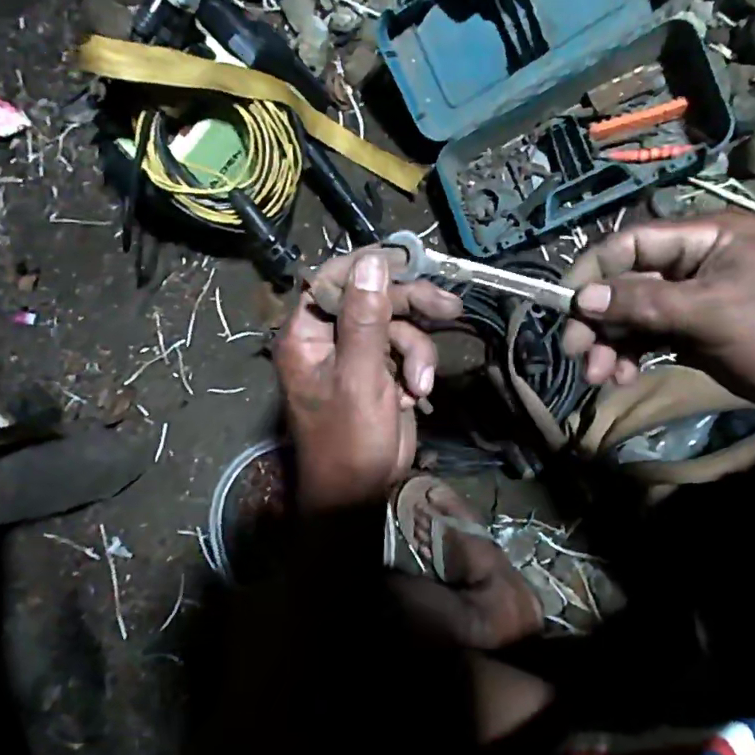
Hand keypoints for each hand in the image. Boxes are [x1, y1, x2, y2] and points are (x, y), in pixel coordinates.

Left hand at [274, 249, 461, 513]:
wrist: (362, 492)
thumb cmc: (348, 440)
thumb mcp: (358, 378)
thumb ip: (365, 319)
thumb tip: (371, 262)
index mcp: (307, 335)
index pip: (332, 280)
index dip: (369, 267)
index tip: (407, 262)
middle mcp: (329, 338)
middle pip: (374, 299)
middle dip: (411, 309)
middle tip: (448, 307)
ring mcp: (357, 355)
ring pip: (398, 327)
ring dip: (417, 354)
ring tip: (419, 387)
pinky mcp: (380, 372)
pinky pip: (405, 352)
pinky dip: (416, 370)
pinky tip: (414, 396)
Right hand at [561, 213, 754, 408]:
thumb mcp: (712, 311)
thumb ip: (646, 301)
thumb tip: (584, 297)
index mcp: (706, 238)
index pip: (632, 243)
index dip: (593, 272)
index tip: (564, 306)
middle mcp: (697, 264)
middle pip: (629, 283)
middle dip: (600, 318)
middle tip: (576, 354)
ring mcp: (698, 303)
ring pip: (637, 316)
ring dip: (613, 344)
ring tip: (600, 377)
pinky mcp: (701, 336)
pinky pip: (654, 340)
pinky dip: (634, 356)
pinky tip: (624, 377)